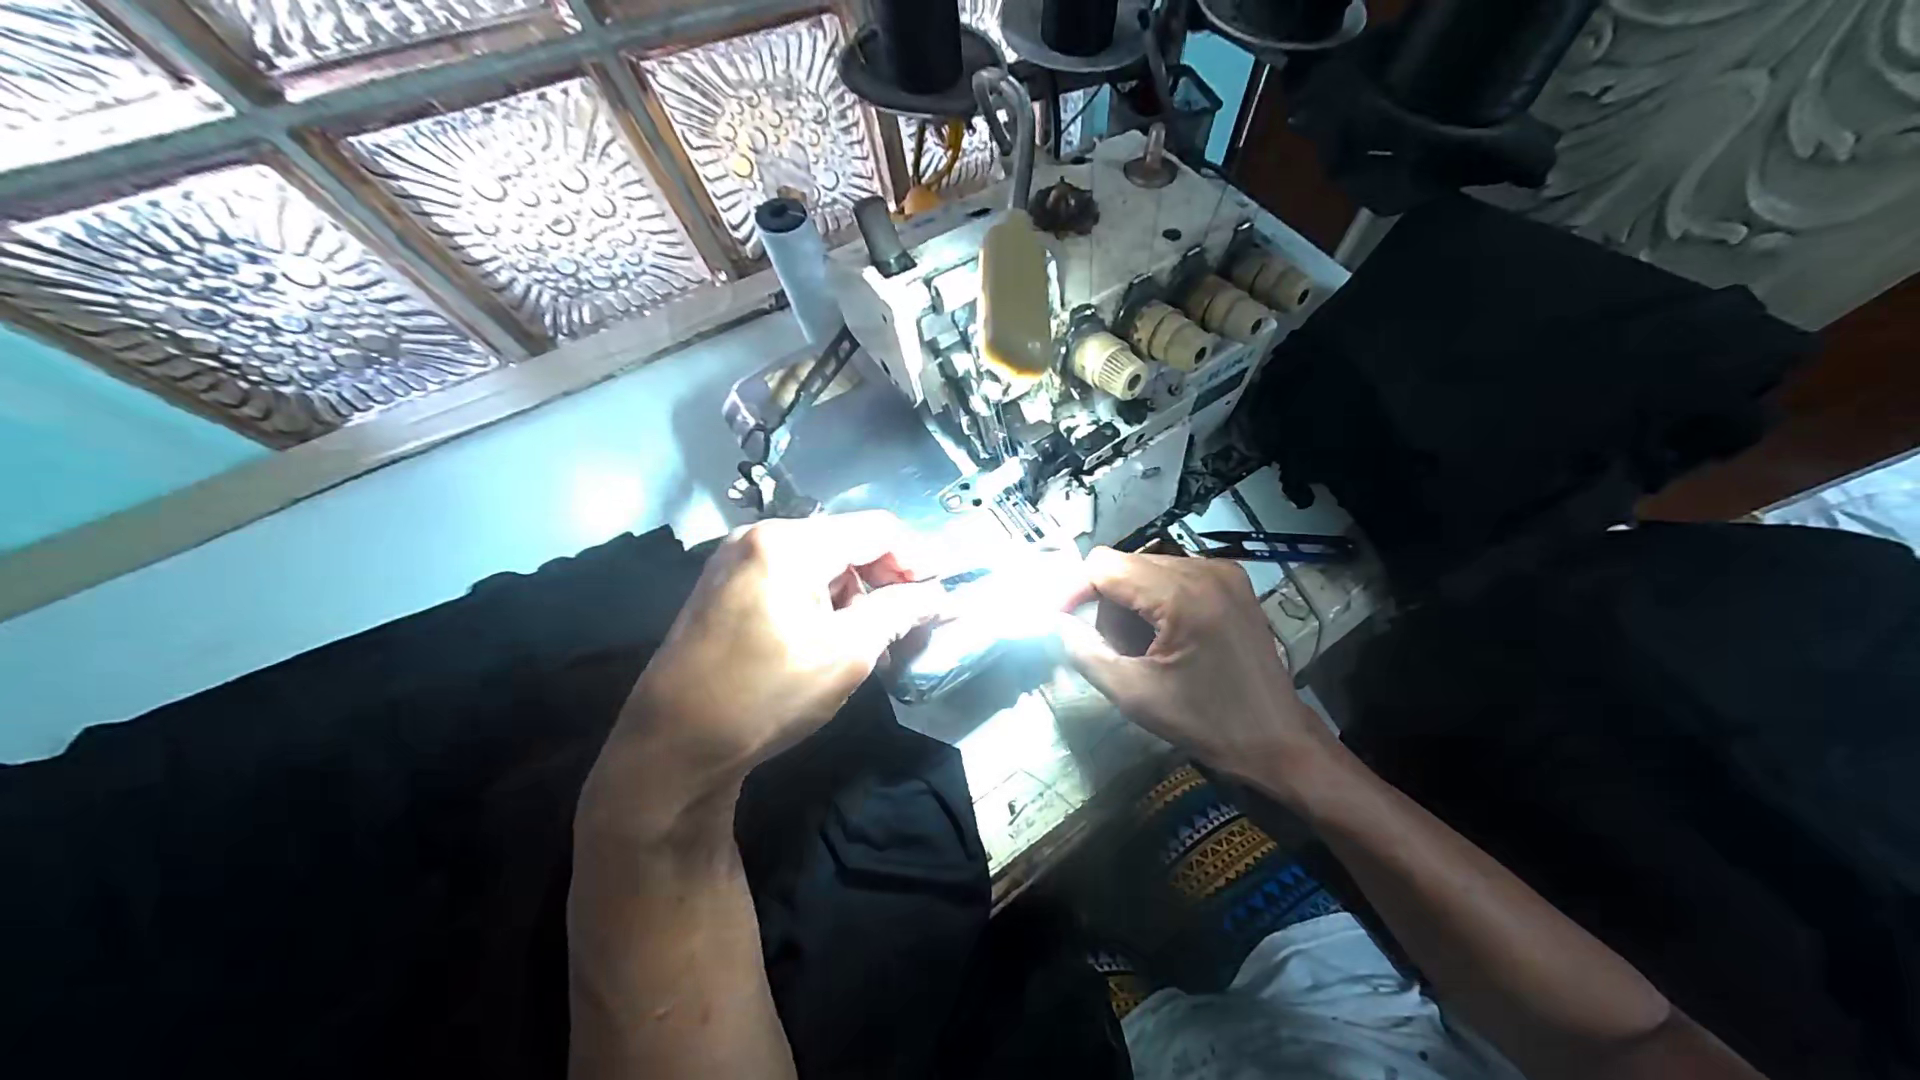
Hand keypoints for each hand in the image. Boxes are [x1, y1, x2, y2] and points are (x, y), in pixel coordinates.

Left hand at [588, 512, 943, 824]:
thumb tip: (944, 596)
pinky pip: (789, 579)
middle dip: (883, 580)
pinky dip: (819, 603)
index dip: (916, 560)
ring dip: (853, 595)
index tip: (938, 598)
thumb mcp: (848, 653)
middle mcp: (759, 537)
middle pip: (846, 542)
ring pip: (819, 563)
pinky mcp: (724, 588)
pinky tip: (829, 640)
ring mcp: (736, 561)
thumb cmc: (767, 694)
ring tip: (869, 643)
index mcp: (790, 542)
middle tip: (906, 624)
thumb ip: (900, 611)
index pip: (877, 529)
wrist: (673, 745)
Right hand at [1061, 547, 1340, 790]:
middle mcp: (1204, 569)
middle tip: (1112, 650)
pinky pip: (1172, 576)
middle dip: (1105, 603)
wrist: (1276, 739)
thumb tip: (1058, 624)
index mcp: (1183, 594)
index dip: (1073, 590)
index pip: (1104, 566)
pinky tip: (1165, 638)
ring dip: (1129, 604)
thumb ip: (1086, 652)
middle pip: (1125, 565)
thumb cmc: (1205, 721)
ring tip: (1141, 650)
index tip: (1060, 623)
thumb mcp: (1133, 693)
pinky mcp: (1231, 581)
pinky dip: (1154, 602)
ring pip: (1145, 569)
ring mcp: (1222, 571)